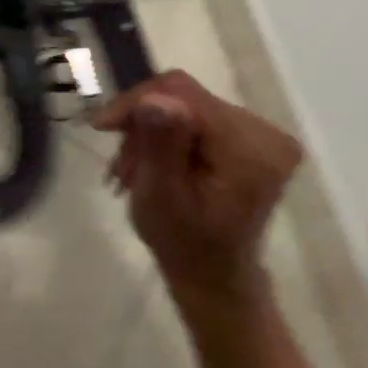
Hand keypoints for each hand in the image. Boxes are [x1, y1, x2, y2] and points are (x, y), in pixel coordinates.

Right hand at [93, 70, 302, 297]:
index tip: (101, 128)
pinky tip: (151, 162)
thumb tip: (157, 98)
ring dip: (147, 132)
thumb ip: (162, 144)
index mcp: (250, 149)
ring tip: (132, 170)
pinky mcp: (249, 138)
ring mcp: (261, 135)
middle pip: (183, 97)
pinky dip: (163, 135)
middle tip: (120, 163)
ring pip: (184, 105)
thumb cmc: (184, 243)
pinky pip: (194, 116)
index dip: (135, 102)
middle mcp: (266, 134)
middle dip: (140, 125)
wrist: (213, 274)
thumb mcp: (162, 196)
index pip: (182, 93)